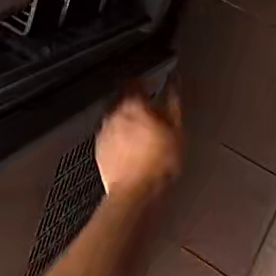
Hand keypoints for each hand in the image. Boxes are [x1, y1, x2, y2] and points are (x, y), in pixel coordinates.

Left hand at [95, 86, 181, 202]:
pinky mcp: (99, 149)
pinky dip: (119, 136)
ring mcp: (104, 131)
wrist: (134, 194)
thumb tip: (174, 83)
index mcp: (133, 105)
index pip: (134, 81)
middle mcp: (114, 114)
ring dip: (126, 120)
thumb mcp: (176, 129)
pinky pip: (109, 135)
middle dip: (134, 101)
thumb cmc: (157, 165)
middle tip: (148, 110)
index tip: (149, 85)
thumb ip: (173, 101)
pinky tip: (131, 147)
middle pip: (122, 98)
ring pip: (115, 116)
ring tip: (142, 132)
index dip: (143, 81)